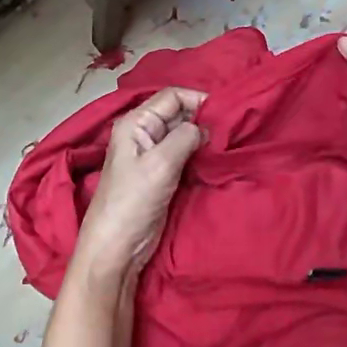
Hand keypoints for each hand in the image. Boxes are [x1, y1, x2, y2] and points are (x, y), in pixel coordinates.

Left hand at [73, 87, 206, 288]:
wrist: (116, 250)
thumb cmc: (132, 202)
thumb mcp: (160, 163)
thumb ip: (185, 137)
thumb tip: (206, 127)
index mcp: (136, 122)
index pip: (172, 96)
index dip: (198, 99)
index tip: (224, 112)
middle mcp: (144, 133)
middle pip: (179, 113)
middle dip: (203, 118)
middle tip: (229, 129)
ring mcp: (153, 154)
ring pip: (184, 134)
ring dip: (204, 137)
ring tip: (226, 142)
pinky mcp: (162, 174)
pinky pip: (185, 154)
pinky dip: (200, 153)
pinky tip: (216, 157)